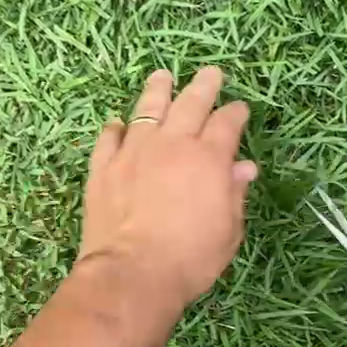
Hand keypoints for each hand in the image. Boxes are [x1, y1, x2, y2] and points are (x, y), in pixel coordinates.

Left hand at [76, 67, 257, 311]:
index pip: (226, 124)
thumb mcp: (227, 231)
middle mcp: (171, 145)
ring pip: (147, 111)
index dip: (235, 114)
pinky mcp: (103, 168)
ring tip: (161, 76)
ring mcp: (133, 153)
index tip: (239, 108)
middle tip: (210, 73)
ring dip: (157, 91)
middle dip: (203, 86)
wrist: (131, 273)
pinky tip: (117, 124)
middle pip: (190, 104)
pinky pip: (108, 139)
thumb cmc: (190, 259)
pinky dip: (114, 129)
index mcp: (208, 159)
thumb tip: (244, 168)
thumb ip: (234, 194)